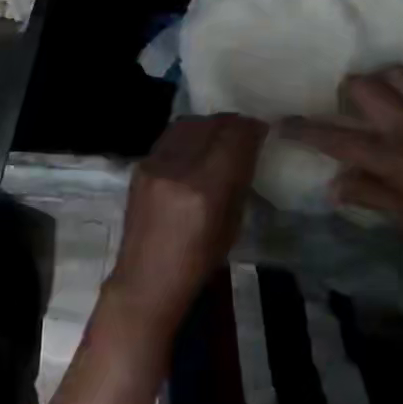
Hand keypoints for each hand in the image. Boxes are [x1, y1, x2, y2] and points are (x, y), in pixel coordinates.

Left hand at [108, 114, 265, 321]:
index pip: (234, 138)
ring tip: (220, 134)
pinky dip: (188, 134)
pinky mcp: (140, 165)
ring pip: (189, 124)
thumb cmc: (198, 262)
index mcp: (205, 190)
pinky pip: (170, 136)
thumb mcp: (232, 223)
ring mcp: (155, 164)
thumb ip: (239, 181)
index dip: (251, 128)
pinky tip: (196, 145)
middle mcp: (178, 169)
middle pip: (211, 124)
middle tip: (244, 130)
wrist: (146, 280)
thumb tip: (249, 149)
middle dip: (233, 123)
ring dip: (209, 124)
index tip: (262, 129)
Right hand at [284, 67, 402, 276]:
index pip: (336, 137)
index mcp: (393, 157)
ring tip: (381, 98)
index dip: (305, 129)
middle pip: (361, 87)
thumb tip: (334, 184)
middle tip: (347, 110)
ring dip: (380, 80)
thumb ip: (372, 196)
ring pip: (394, 71)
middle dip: (344, 93)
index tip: (283, 121)